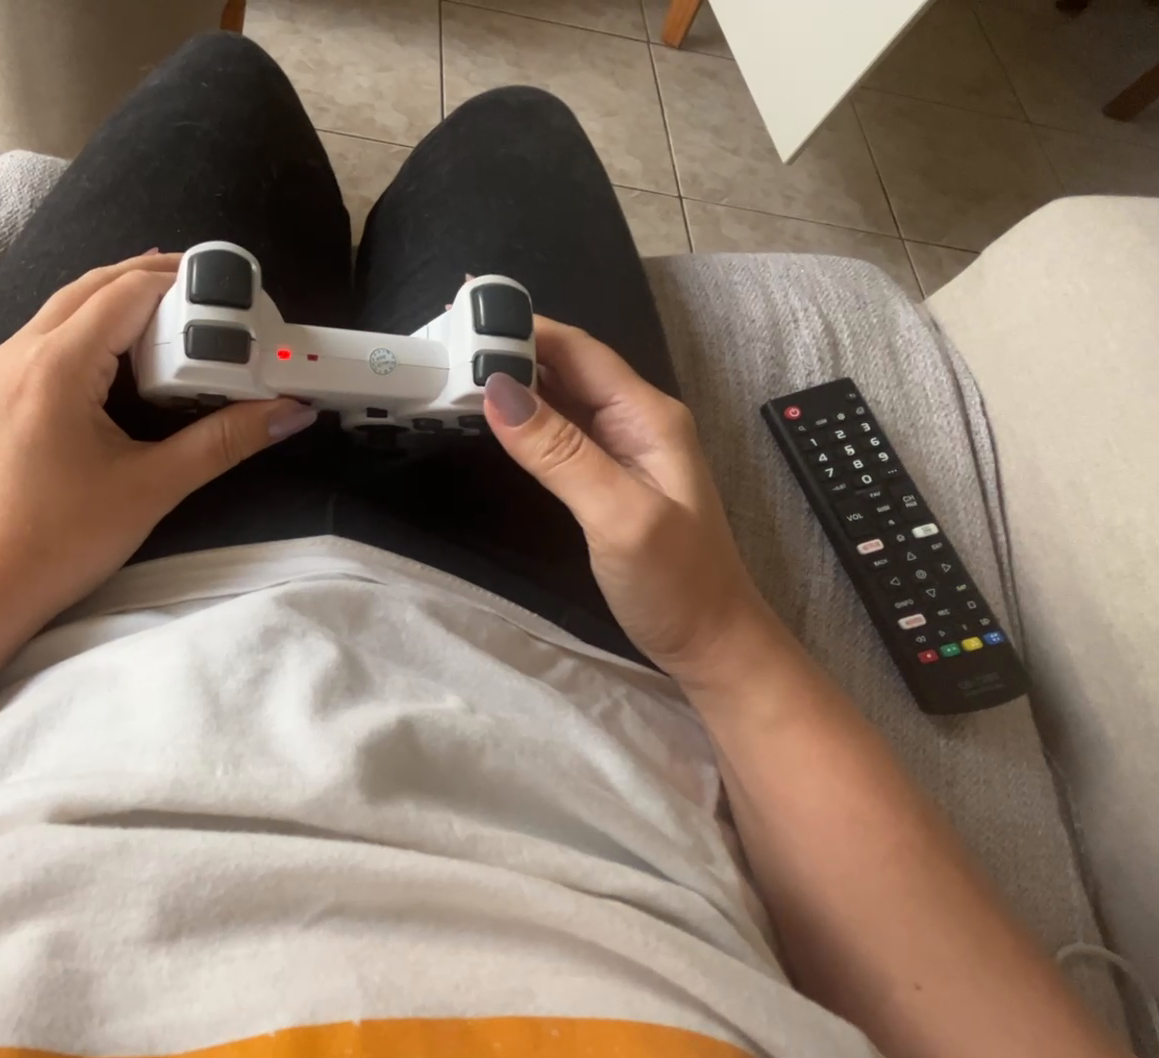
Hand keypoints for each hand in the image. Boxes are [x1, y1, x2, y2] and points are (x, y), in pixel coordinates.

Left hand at [0, 252, 316, 623]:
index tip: (232, 293)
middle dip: (152, 278)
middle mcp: (21, 351)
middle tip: (212, 295)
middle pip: (93, 286)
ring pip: (66, 308)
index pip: (128, 292)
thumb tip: (290, 413)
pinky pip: (49, 336)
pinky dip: (93, 327)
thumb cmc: (60, 541)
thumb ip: (224, 441)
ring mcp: (1, 372)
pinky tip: (123, 356)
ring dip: (120, 300)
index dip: (183, 282)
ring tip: (176, 315)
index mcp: (57, 364)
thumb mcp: (151, 488)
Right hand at [482, 317, 785, 687]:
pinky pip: (559, 433)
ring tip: (455, 370)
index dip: (524, 327)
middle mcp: (634, 422)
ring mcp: (621, 451)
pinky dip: (523, 420)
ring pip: (560, 399)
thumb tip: (498, 392)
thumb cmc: (675, 582)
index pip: (578, 351)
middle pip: (567, 367)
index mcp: (646, 416)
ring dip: (513, 382)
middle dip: (511, 349)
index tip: (464, 315)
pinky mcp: (605, 479)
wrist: (712, 641)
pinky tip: (492, 420)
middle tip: (446, 342)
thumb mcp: (618, 515)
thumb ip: (560, 453)